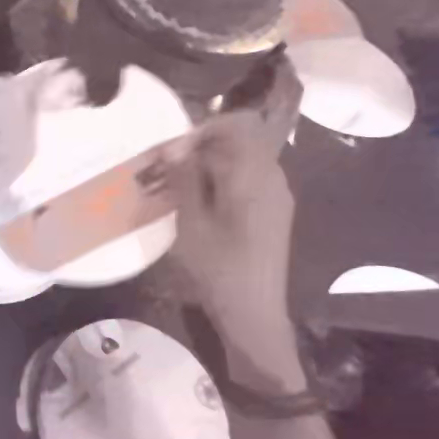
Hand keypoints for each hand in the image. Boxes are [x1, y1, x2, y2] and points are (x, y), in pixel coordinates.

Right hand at [170, 59, 301, 325]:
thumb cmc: (218, 268)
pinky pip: (245, 180)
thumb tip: (176, 144)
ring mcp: (276, 196)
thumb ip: (185, 178)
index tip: (171, 148)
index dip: (202, 127)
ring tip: (172, 186)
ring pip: (240, 160)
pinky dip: (218, 181)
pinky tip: (193, 204)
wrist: (254, 313)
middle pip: (238, 141)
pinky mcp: (272, 212)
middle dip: (199, 147)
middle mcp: (272, 178)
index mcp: (255, 176)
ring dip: (206, 165)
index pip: (237, 125)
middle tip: (163, 168)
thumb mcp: (191, 222)